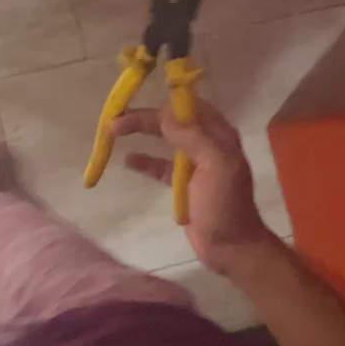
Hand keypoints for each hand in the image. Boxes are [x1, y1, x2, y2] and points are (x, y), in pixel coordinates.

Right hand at [114, 101, 277, 273]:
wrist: (231, 248)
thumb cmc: (225, 206)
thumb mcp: (215, 166)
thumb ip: (192, 137)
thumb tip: (163, 114)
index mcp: (219, 135)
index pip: (189, 106)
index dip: (163, 100)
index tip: (137, 98)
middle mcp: (207, 143)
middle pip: (172, 121)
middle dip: (144, 117)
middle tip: (115, 118)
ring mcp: (195, 163)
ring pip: (164, 140)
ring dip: (141, 133)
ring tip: (113, 131)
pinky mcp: (183, 183)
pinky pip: (160, 166)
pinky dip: (144, 161)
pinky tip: (126, 160)